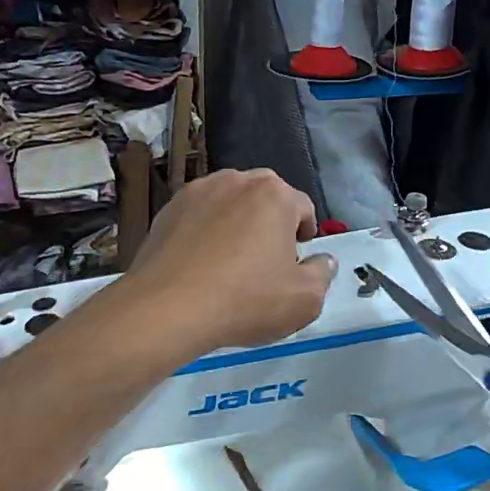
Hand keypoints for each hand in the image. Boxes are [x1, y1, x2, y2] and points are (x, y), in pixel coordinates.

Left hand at [116, 169, 337, 354]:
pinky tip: (202, 264)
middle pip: (266, 197)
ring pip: (230, 202)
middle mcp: (237, 181)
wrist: (166, 310)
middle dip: (272, 222)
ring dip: (238, 222)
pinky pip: (199, 216)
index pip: (303, 207)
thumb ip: (322, 274)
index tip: (297, 261)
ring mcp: (197, 192)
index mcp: (275, 195)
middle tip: (268, 260)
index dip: (305, 234)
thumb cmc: (246, 300)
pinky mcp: (167, 210)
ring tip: (232, 260)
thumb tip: (323, 261)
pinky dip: (206, 232)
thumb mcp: (305, 299)